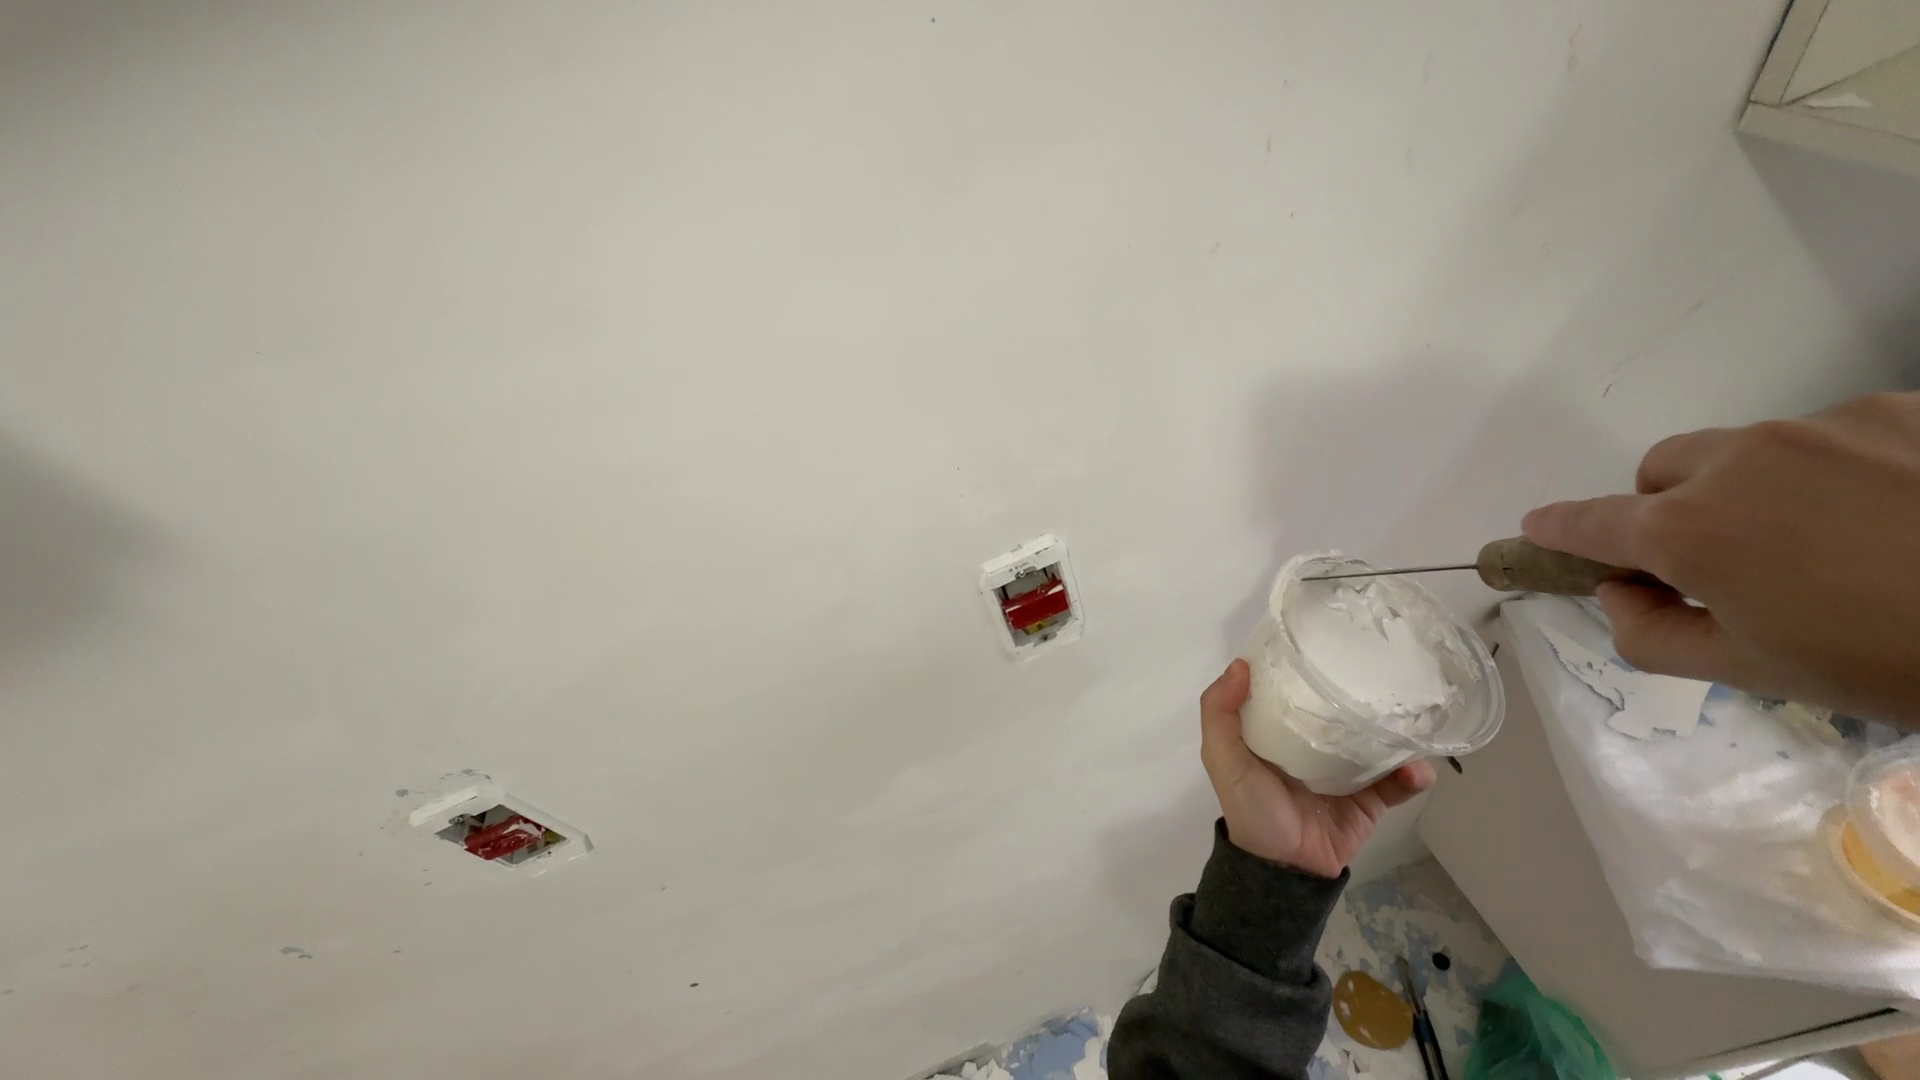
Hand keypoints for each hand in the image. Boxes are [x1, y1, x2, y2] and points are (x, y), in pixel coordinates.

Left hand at [1199, 659, 1435, 877]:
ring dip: (1397, 730)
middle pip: (1339, 710)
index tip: (1322, 636)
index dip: (1302, 665)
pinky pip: (1398, 784)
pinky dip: (1412, 775)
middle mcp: (1312, 744)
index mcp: (1275, 731)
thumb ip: (1219, 713)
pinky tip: (1418, 768)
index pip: (1290, 689)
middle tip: (1384, 668)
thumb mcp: (1222, 757)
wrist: (1282, 868)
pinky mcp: (1370, 800)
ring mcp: (1344, 771)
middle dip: (1361, 691)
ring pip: (1376, 741)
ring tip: (1414, 715)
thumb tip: (1240, 665)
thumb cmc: (1249, 806)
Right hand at [1523, 391, 1919, 725]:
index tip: (1539, 530)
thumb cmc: (1887, 659)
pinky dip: (1829, 469)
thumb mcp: (1753, 672)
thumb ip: (1650, 635)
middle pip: (1660, 471)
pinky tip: (1894, 510)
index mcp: (1686, 530)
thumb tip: (1618, 591)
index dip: (1557, 530)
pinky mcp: (1898, 409)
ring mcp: (1819, 427)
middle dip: (1666, 508)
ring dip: (1750, 486)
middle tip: (1722, 558)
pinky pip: (1826, 434)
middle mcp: (1736, 462)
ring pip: (1743, 449)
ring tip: (1831, 536)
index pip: (1587, 522)